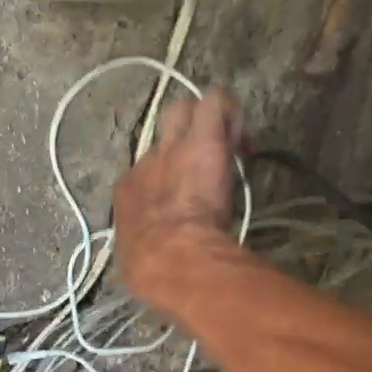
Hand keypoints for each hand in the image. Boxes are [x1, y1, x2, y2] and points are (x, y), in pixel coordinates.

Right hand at [112, 88, 244, 313]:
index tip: (193, 188)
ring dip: (210, 117)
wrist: (170, 256)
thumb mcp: (136, 253)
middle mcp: (145, 162)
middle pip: (162, 125)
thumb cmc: (148, 266)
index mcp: (127, 190)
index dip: (171, 171)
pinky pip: (214, 104)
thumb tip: (144, 252)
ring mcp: (172, 148)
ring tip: (233, 140)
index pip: (146, 167)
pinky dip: (228, 112)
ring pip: (187, 107)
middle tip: (214, 148)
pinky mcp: (205, 139)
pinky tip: (243, 138)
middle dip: (186, 126)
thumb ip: (144, 238)